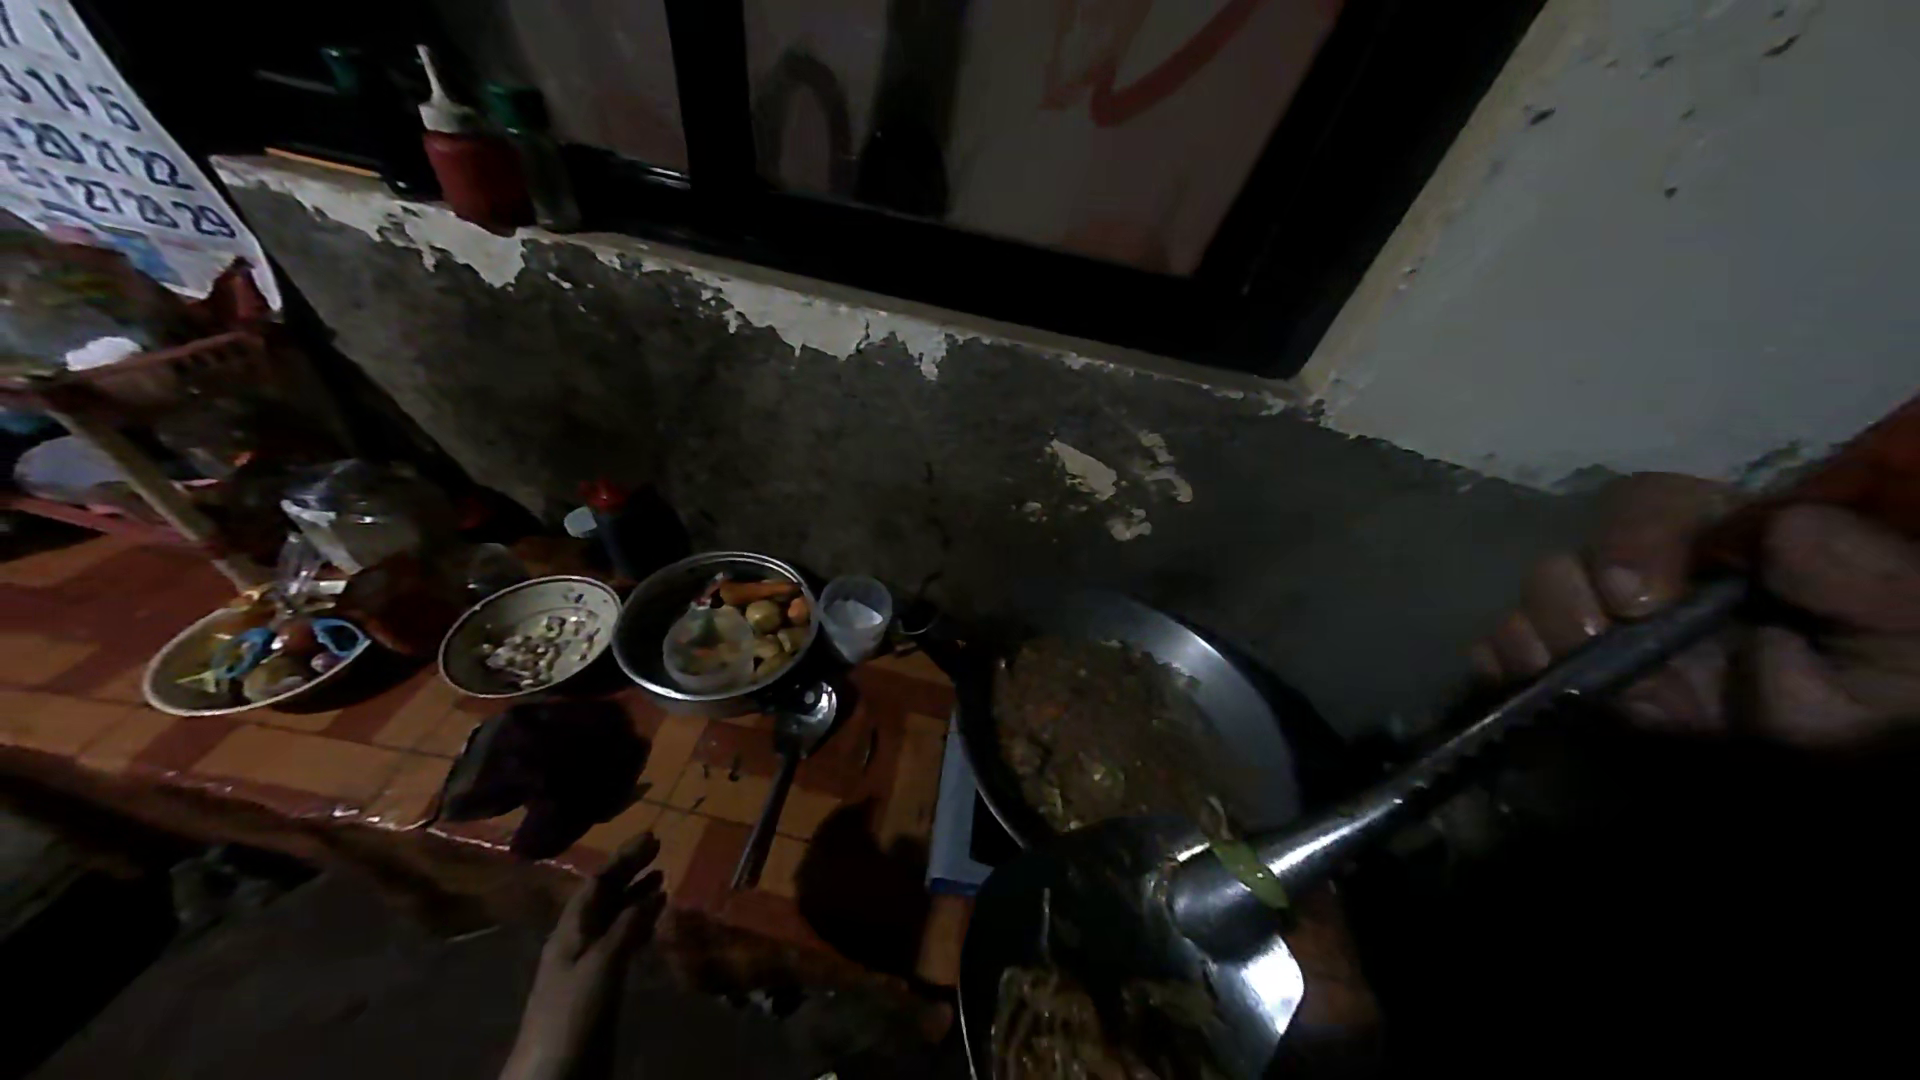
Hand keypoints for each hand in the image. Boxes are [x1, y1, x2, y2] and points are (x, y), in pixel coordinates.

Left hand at [500, 834, 666, 1079]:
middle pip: (605, 897)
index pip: (597, 884)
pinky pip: (622, 940)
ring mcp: (588, 963)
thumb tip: (653, 892)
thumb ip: (626, 926)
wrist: (555, 1076)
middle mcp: (578, 941)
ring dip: (636, 896)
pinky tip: (655, 919)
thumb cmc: (573, 1012)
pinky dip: (640, 923)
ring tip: (661, 878)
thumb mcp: (601, 964)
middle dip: (630, 871)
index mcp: (570, 932)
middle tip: (659, 849)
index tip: (650, 837)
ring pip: (614, 917)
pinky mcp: (600, 984)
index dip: (622, 859)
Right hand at [1472, 473, 1919, 747]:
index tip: (1636, 598)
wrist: (1850, 781)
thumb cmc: (1892, 698)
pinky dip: (1499, 658)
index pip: (1651, 505)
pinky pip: (1501, 649)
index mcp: (1725, 551)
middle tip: (1599, 644)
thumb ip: (1868, 574)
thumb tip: (1784, 528)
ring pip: (1532, 600)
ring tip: (1571, 671)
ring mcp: (1602, 629)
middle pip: (1571, 555)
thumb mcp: (1912, 628)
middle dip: (1571, 598)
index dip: (1628, 538)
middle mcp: (1651, 582)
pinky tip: (1521, 674)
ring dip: (1539, 631)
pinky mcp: (1564, 672)